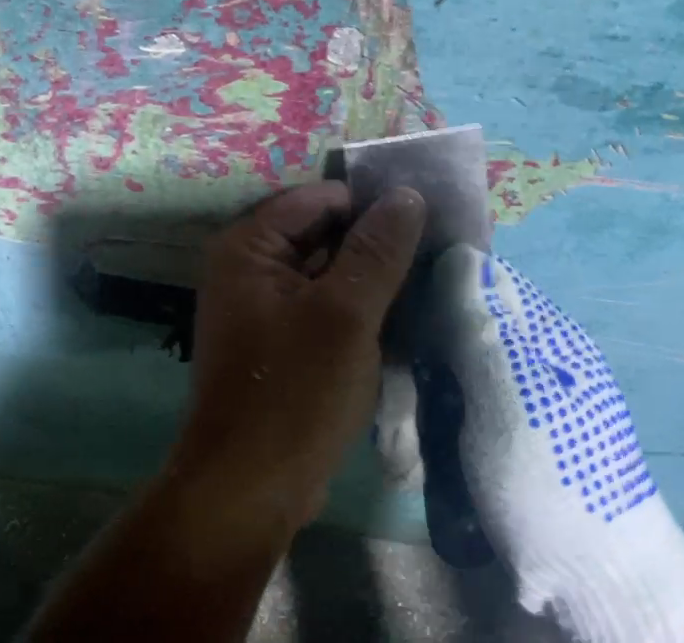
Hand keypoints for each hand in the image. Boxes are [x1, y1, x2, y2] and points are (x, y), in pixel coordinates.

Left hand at [167, 180, 426, 527]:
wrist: (250, 489)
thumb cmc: (293, 393)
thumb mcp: (344, 315)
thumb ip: (376, 251)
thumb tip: (408, 194)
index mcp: (248, 247)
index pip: (317, 199)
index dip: (370, 204)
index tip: (426, 219)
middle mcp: (247, 269)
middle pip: (320, 233)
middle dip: (374, 242)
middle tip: (435, 250)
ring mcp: (262, 309)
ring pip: (326, 274)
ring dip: (370, 278)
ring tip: (428, 280)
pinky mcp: (279, 344)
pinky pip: (323, 309)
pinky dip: (357, 310)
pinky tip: (402, 318)